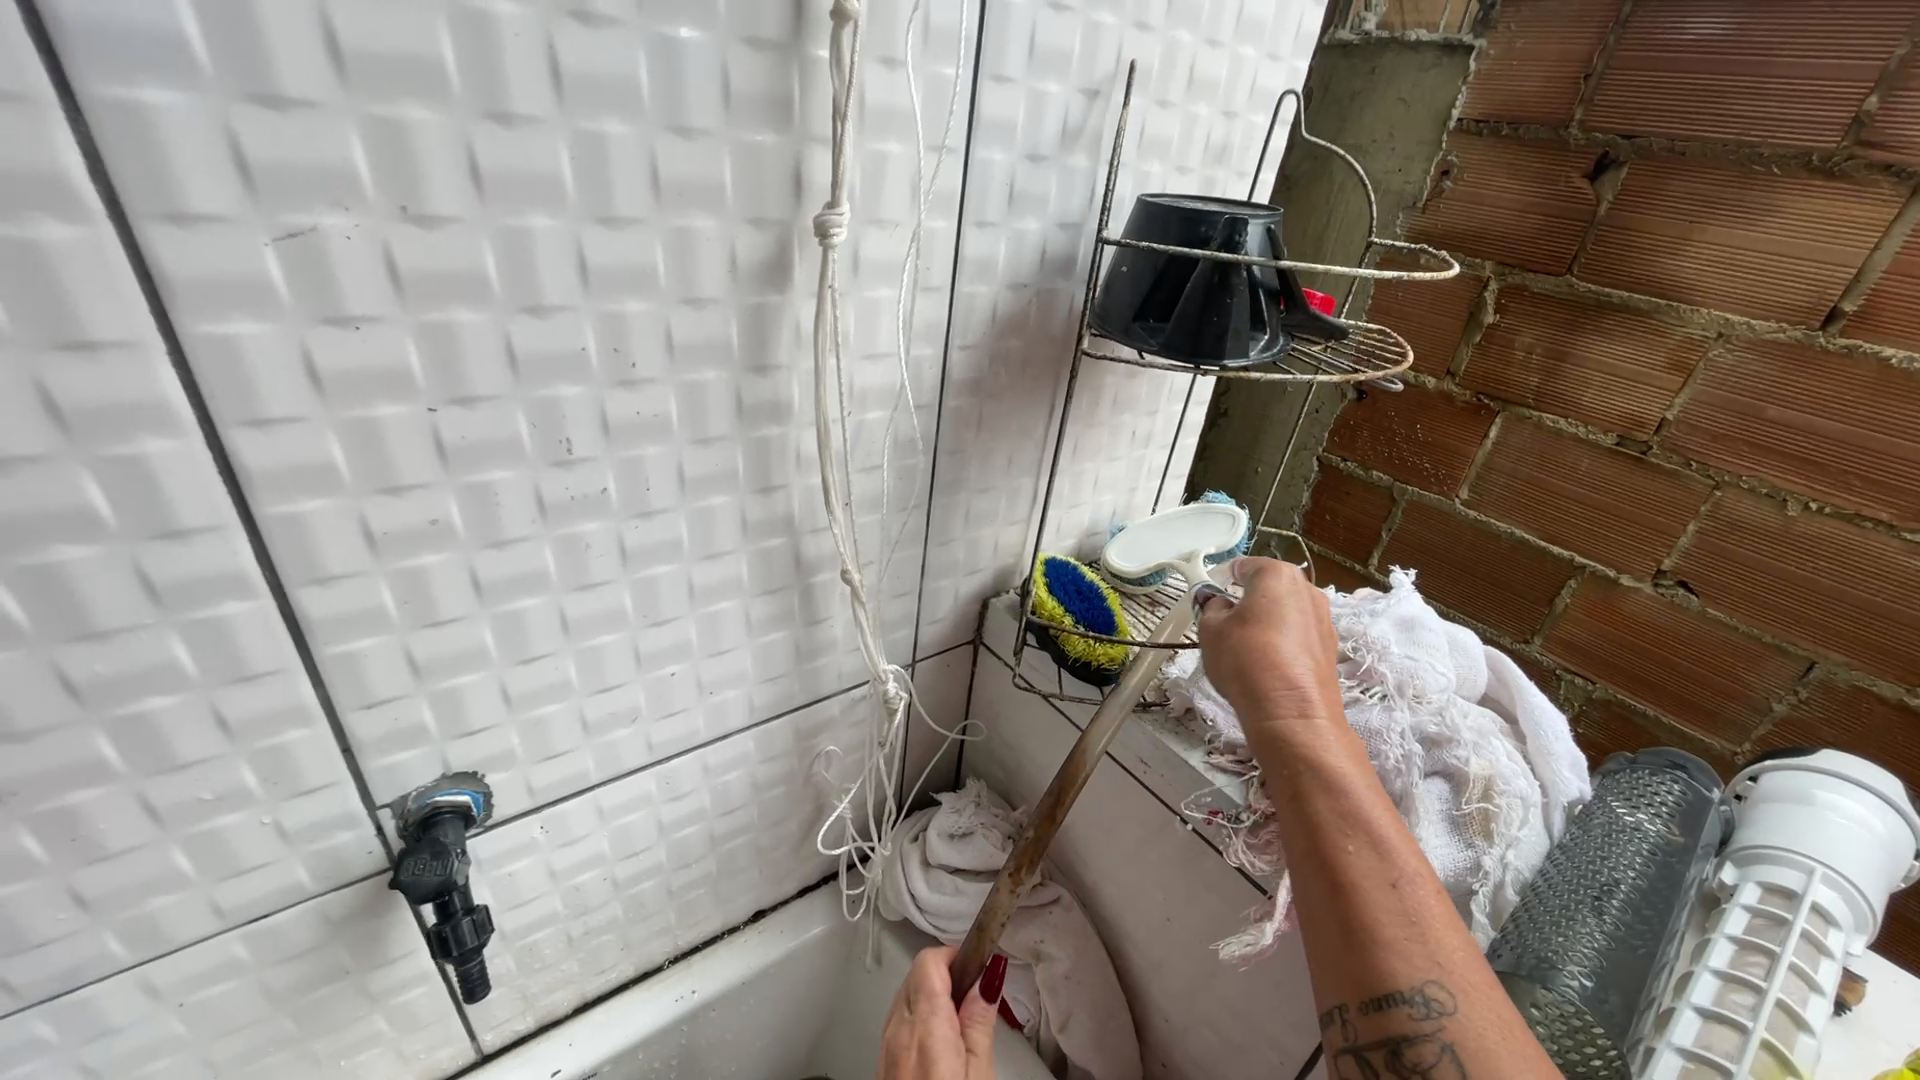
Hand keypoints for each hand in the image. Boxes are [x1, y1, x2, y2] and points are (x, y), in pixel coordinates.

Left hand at [877, 948, 1004, 1079]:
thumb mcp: (980, 1072)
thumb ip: (980, 1022)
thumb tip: (987, 979)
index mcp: (925, 1025)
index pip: (929, 960)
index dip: (955, 955)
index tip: (977, 966)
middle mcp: (897, 1029)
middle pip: (916, 974)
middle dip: (945, 975)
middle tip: (973, 994)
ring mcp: (885, 1045)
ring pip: (906, 995)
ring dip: (931, 996)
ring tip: (959, 1021)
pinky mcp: (882, 1061)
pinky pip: (899, 1021)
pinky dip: (918, 1018)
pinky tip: (939, 1040)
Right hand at [1196, 557, 1344, 738]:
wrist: (1292, 713)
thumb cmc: (1246, 659)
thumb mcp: (1210, 630)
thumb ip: (1212, 609)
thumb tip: (1220, 605)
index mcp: (1277, 575)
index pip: (1246, 565)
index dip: (1224, 578)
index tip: (1211, 594)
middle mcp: (1308, 590)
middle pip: (1271, 587)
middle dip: (1249, 599)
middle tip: (1226, 621)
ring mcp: (1324, 620)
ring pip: (1287, 612)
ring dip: (1268, 621)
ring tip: (1246, 646)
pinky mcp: (1330, 649)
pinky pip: (1299, 636)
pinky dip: (1283, 643)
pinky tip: (1267, 664)